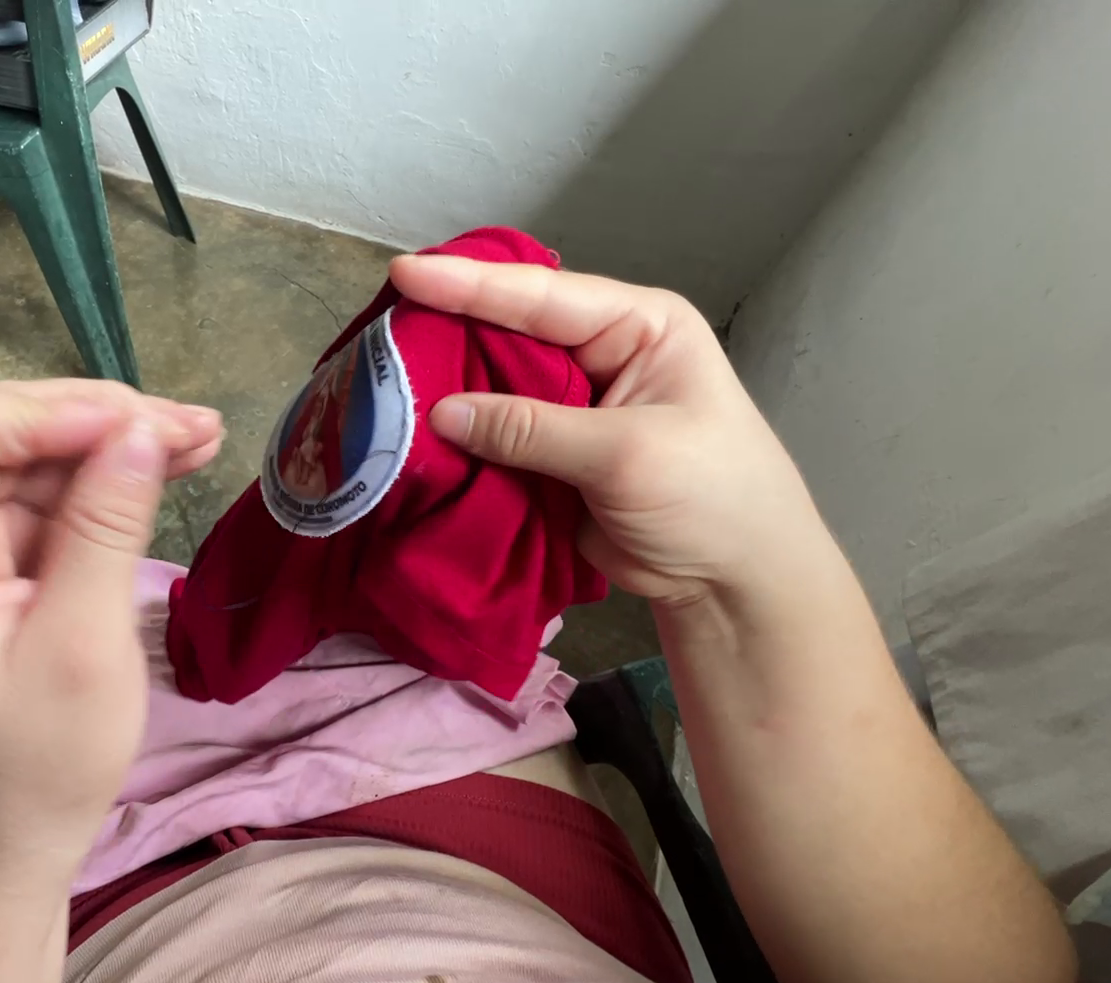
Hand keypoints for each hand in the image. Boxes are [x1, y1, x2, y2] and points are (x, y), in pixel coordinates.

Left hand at [0, 379, 222, 884]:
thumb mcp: (85, 645)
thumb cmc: (46, 759)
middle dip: (94, 419)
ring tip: (199, 438)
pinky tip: (170, 464)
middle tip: (192, 427)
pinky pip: (49, 492)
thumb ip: (106, 529)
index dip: (42, 412)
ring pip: (31, 454)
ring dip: (114, 441)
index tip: (136, 430)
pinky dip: (109, 476)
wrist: (20, 829)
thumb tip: (142, 431)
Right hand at [390, 255, 831, 608]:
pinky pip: (493, 436)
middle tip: (381, 325)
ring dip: (447, 385)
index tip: (404, 273)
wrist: (728, 582)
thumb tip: (440, 412)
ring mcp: (570, 407)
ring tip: (382, 372)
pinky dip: (458, 436)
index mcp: (637, 327)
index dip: (469, 285)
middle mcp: (598, 355)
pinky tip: (414, 428)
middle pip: (509, 333)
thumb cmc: (710, 498)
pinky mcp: (548, 455)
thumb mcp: (626, 454)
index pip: (542, 297)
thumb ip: (532, 429)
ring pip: (494, 385)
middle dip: (449, 329)